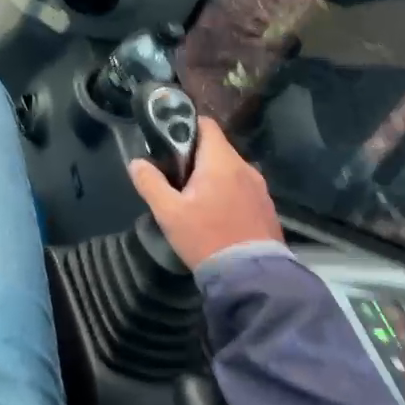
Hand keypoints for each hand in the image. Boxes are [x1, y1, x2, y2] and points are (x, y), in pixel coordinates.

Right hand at [128, 116, 282, 268]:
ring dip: (210, 174)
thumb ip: (149, 182)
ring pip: (229, 169)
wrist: (254, 279)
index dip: (184, 125)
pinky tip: (214, 212)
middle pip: (216, 148)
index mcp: (222, 162)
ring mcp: (260, 190)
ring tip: (191, 194)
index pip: (206, 125)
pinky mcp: (266, 209)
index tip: (167, 138)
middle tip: (172, 172)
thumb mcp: (168, 212)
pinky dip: (226, 190)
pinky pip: (241, 187)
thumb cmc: (207, 237)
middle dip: (193, 154)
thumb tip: (137, 163)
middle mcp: (245, 169)